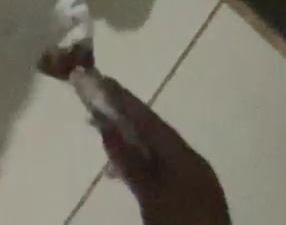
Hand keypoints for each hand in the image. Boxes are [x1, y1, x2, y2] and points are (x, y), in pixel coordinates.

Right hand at [98, 79, 229, 224]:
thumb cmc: (179, 223)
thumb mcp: (150, 194)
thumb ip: (128, 160)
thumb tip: (105, 126)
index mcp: (185, 155)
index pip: (148, 118)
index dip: (121, 97)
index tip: (97, 76)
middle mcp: (191, 161)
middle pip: (152, 130)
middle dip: (122, 114)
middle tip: (93, 98)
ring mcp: (193, 179)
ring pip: (155, 148)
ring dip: (128, 136)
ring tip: (100, 128)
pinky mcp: (190, 196)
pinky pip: (159, 166)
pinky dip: (138, 158)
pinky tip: (121, 165)